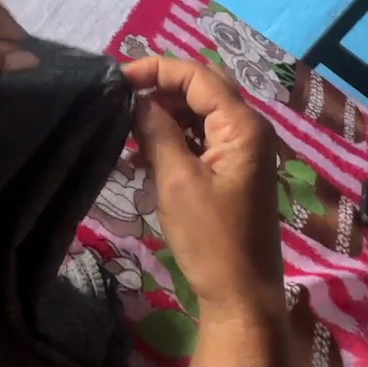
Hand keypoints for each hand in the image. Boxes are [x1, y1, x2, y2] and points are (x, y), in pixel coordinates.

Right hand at [122, 56, 284, 328]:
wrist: (241, 296)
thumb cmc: (210, 238)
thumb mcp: (176, 180)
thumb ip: (157, 131)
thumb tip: (138, 98)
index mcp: (242, 126)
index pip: (197, 76)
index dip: (156, 70)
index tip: (118, 80)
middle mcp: (249, 129)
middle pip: (202, 89)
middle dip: (161, 87)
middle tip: (122, 98)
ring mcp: (244, 150)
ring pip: (201, 112)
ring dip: (166, 113)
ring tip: (128, 126)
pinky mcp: (234, 170)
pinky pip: (203, 137)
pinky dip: (175, 136)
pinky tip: (145, 151)